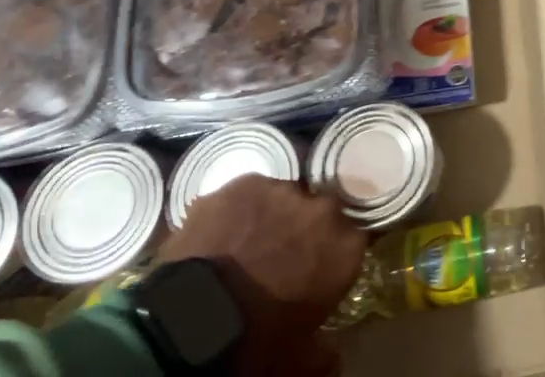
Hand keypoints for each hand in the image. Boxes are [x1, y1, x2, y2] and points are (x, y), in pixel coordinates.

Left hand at [158, 175, 367, 376]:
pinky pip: (247, 194)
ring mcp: (281, 191)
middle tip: (280, 259)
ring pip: (283, 199)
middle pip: (321, 213)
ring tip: (245, 246)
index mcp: (347, 248)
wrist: (190, 325)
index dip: (334, 255)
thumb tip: (331, 351)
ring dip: (272, 217)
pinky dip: (238, 211)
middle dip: (305, 231)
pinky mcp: (241, 184)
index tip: (318, 271)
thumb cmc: (255, 344)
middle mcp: (322, 211)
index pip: (354, 240)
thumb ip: (325, 351)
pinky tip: (221, 234)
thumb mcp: (299, 361)